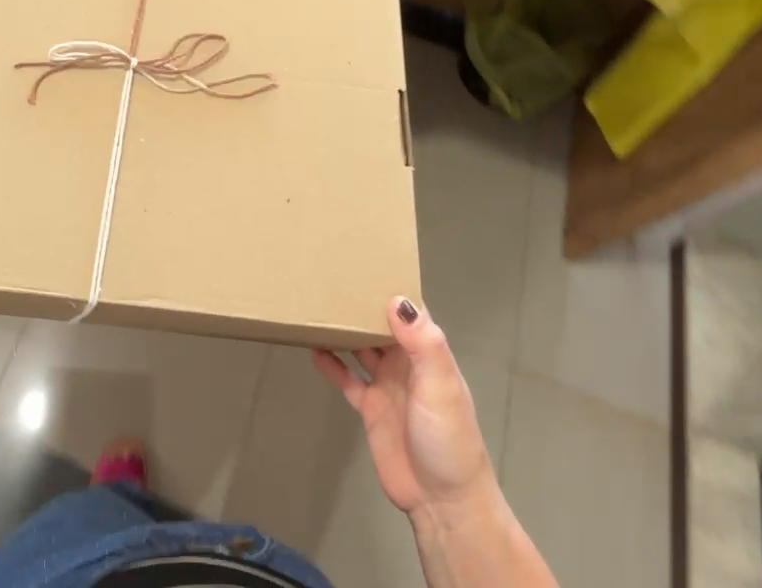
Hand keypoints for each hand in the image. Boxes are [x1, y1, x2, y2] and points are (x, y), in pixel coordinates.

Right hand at [313, 298, 492, 516]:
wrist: (441, 498)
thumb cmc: (447, 436)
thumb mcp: (440, 386)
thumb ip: (422, 344)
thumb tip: (396, 299)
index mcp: (428, 353)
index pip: (411, 312)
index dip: (393, 289)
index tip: (367, 263)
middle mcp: (406, 364)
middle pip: (381, 326)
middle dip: (362, 305)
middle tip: (331, 279)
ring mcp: (387, 385)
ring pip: (361, 348)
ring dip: (344, 331)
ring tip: (317, 308)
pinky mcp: (370, 408)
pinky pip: (348, 379)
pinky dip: (332, 365)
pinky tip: (313, 349)